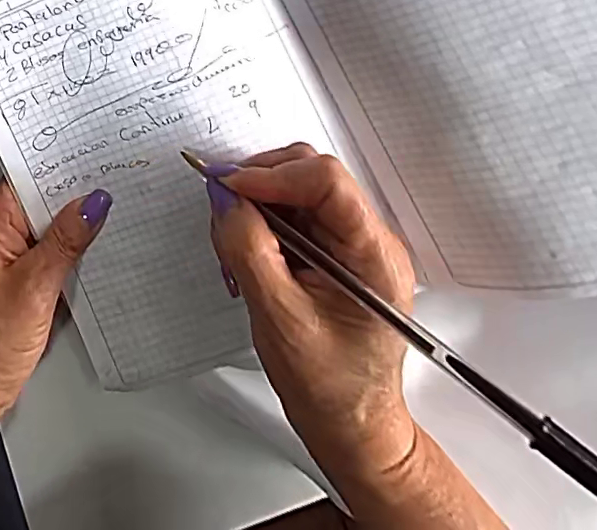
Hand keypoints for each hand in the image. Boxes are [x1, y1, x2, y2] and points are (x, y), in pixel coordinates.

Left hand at [0, 183, 110, 486]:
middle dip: (79, 187)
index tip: (100, 147)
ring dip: (80, 217)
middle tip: (121, 171)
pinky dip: (76, 245)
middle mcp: (1, 231)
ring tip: (120, 200)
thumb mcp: (33, 288)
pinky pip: (56, 247)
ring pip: (53, 221)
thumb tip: (94, 201)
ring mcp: (14, 253)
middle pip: (45, 194)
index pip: (31, 171)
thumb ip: (66, 241)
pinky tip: (102, 241)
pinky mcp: (25, 276)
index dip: (64, 158)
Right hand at [209, 145, 501, 528]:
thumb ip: (248, 249)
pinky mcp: (330, 246)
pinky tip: (247, 251)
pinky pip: (290, 209)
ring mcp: (349, 240)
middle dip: (258, 184)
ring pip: (294, 187)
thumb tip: (223, 197)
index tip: (229, 187)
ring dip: (255, 203)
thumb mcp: (279, 318)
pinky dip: (260, 219)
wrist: (351, 424)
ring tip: (235, 245)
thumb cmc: (331, 388)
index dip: (272, 175)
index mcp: (373, 254)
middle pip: (309, 173)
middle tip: (223, 211)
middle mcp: (368, 238)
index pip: (326, 181)